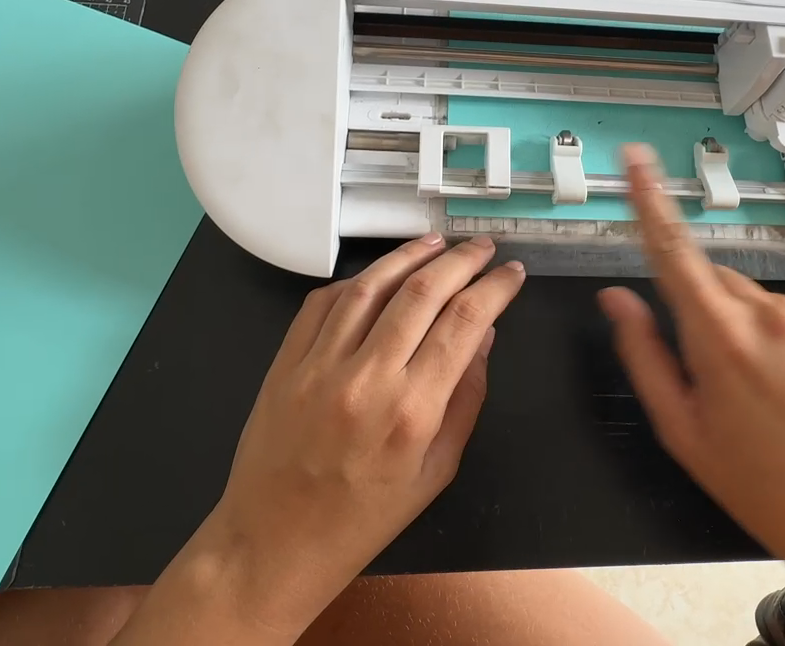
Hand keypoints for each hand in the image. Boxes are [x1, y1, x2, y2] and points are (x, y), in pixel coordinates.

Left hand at [117, 235, 523, 645]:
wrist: (273, 542)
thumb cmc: (364, 518)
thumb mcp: (435, 472)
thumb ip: (466, 398)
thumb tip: (485, 333)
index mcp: (412, 411)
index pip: (464, 322)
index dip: (495, 287)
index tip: (512, 271)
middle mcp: (367, 377)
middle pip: (422, 292)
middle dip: (460, 260)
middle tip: (481, 247)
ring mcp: (319, 364)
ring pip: (371, 284)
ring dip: (409, 255)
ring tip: (437, 242)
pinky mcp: (286, 359)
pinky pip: (324, 301)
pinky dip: (358, 279)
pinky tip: (380, 274)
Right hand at [599, 145, 784, 618]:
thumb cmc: (763, 487)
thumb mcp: (683, 431)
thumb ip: (644, 353)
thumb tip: (617, 298)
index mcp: (720, 340)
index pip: (674, 253)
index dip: (650, 201)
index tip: (637, 159)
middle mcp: (774, 317)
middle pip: (720, 284)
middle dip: (710, 311)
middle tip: (721, 373)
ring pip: (766, 304)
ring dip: (757, 331)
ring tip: (775, 394)